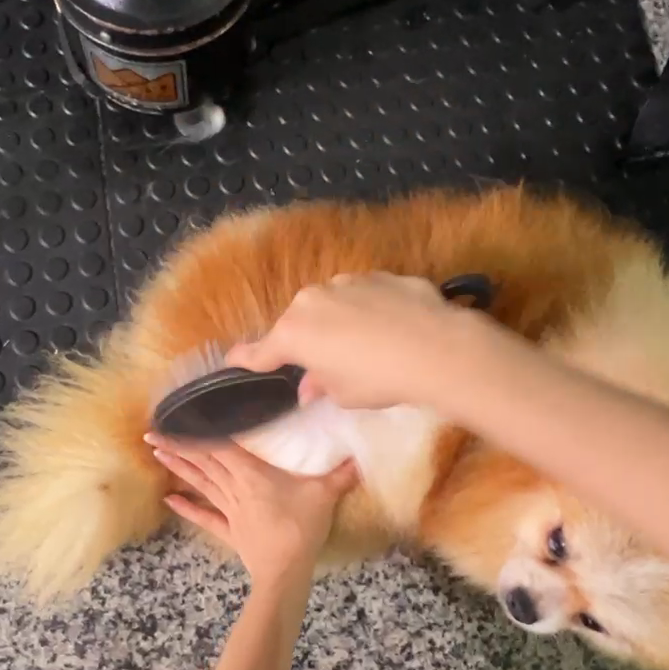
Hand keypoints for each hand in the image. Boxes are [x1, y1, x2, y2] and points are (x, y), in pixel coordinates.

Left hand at [145, 433, 357, 593]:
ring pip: (200, 484)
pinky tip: (168, 500)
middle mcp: (235, 488)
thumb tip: (360, 455)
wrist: (286, 571)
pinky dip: (187, 508)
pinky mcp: (230, 531)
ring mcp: (229, 510)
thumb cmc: (301, 527)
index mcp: (252, 474)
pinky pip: (205, 517)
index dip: (197, 431)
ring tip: (156, 453)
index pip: (220, 446)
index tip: (175, 418)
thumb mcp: (324, 495)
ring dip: (178, 468)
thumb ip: (341, 474)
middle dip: (177, 446)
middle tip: (151, 432)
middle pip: (203, 462)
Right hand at [226, 273, 484, 408]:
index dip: (246, 359)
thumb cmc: (379, 379)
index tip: (232, 360)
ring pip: (332, 304)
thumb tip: (312, 384)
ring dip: (339, 322)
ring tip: (366, 347)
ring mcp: (348, 282)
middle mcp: (313, 300)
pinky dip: (370, 311)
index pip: (260, 350)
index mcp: (294, 332)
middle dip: (306, 341)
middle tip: (323, 365)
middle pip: (299, 323)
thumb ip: (321, 385)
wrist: (436, 348)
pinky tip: (392, 330)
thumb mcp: (344, 394)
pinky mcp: (381, 275)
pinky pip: (366, 296)